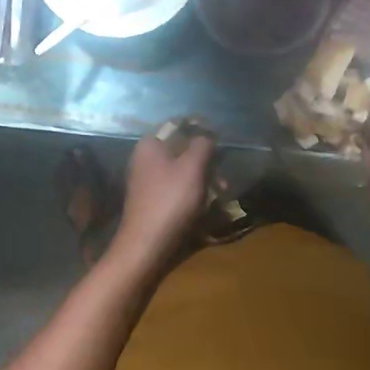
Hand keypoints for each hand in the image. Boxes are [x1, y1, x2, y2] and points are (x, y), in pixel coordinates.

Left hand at [110, 131, 215, 265]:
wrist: (146, 245)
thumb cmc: (170, 200)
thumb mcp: (192, 167)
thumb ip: (202, 145)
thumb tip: (208, 134)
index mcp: (150, 144)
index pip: (178, 124)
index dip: (201, 128)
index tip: (221, 139)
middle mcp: (146, 158)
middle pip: (182, 149)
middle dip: (206, 160)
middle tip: (223, 174)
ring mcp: (148, 180)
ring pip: (182, 170)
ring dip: (204, 178)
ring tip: (221, 192)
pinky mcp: (153, 199)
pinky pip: (177, 187)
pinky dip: (193, 191)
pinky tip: (207, 203)